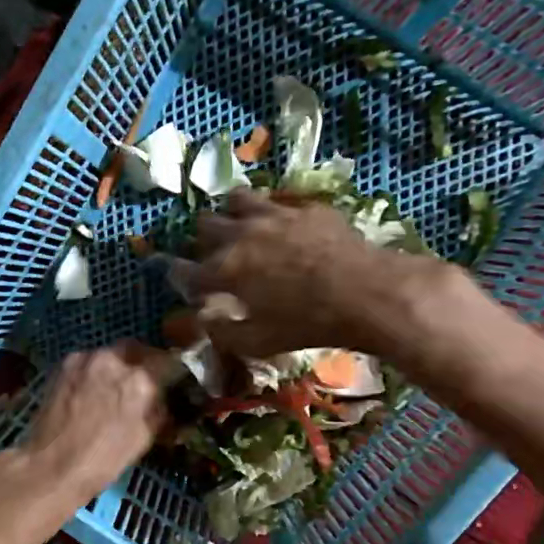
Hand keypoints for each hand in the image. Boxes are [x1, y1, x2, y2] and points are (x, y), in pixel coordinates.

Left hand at [17, 344, 170, 500]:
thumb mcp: (146, 435)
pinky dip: (94, 370)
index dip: (170, 369)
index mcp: (141, 380)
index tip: (169, 379)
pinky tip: (89, 390)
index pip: (167, 360)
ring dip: (117, 365)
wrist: (52, 466)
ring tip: (111, 388)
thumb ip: (160, 406)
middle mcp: (115, 360)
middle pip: (137, 349)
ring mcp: (87, 358)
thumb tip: (163, 395)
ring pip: (111, 353)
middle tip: (140, 381)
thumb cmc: (106, 459)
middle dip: (142, 361)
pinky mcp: (65, 363)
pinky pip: (89, 360)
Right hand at [192, 191, 457, 357]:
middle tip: (216, 256)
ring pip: (236, 199)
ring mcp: (274, 214)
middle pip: (205, 225)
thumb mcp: (260, 343)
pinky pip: (278, 201)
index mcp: (226, 269)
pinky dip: (273, 213)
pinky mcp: (305, 207)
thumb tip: (205, 320)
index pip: (185, 269)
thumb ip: (224, 333)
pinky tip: (285, 226)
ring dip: (232, 213)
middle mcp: (242, 234)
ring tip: (243, 228)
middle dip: (204, 241)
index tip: (185, 283)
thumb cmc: (309, 324)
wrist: (364, 292)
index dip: (179, 276)